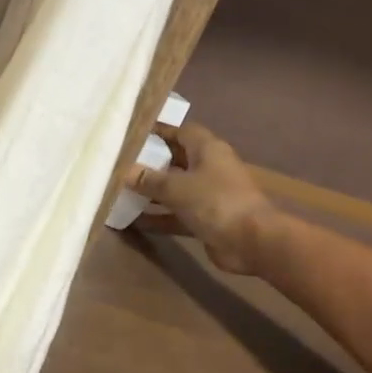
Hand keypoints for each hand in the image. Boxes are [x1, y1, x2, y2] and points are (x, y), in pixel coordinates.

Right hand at [123, 122, 279, 274]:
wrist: (250, 240)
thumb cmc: (215, 202)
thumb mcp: (177, 187)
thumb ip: (148, 179)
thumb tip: (124, 171)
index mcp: (208, 150)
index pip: (182, 131)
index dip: (160, 131)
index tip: (133, 135)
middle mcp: (210, 168)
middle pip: (177, 160)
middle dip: (152, 162)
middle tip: (121, 164)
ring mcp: (209, 194)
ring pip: (176, 188)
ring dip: (152, 191)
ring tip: (122, 191)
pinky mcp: (206, 218)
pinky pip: (177, 213)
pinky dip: (159, 216)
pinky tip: (134, 221)